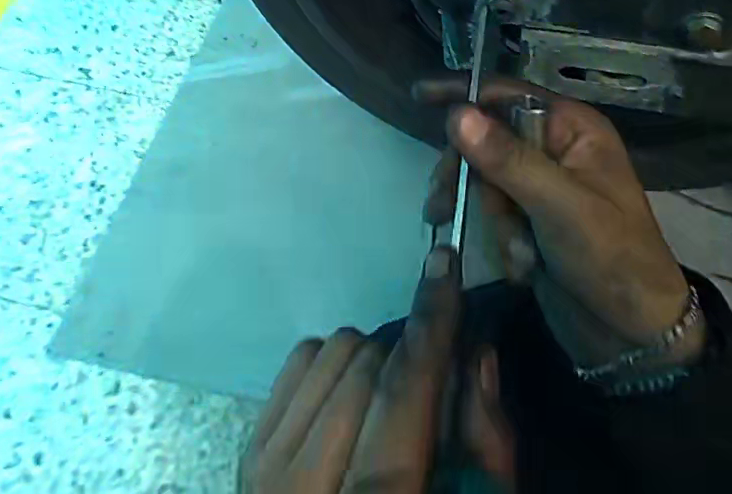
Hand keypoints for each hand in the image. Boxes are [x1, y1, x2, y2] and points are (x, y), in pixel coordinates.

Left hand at [244, 246, 511, 492]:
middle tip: (432, 389)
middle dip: (410, 358)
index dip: (429, 325)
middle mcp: (302, 489)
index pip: (400, 398)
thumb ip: (484, 447)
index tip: (445, 261)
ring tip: (386, 403)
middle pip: (367, 369)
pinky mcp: (247, 456)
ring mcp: (263, 474)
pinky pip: (298, 361)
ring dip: (372, 359)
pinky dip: (332, 362)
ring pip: (332, 353)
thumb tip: (473, 355)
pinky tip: (346, 400)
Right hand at [418, 77, 702, 370]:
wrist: (635, 338)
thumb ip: (507, 159)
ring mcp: (541, 184)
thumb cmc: (612, 260)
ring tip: (514, 254)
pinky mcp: (529, 217)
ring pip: (484, 178)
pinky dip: (499, 237)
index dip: (464, 93)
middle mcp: (554, 147)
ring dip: (492, 219)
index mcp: (572, 128)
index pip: (507, 94)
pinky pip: (492, 210)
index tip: (420, 95)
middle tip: (440, 205)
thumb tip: (457, 114)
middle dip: (471, 176)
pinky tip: (519, 265)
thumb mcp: (560, 207)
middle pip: (486, 138)